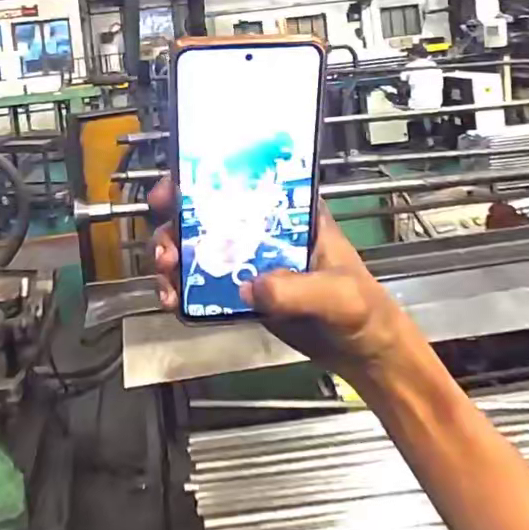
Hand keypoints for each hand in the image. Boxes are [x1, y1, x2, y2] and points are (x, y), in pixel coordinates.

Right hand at [150, 178, 421, 386]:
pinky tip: (173, 300)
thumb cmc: (361, 308)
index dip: (202, 177)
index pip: (242, 180)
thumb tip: (250, 288)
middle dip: (176, 221)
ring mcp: (248, 259)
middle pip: (206, 211)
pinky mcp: (239, 290)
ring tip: (166, 275)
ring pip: (196, 246)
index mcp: (290, 210)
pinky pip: (200, 283)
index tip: (174, 187)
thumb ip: (298, 290)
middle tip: (166, 243)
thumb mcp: (337, 293)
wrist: (363, 352)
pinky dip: (181, 288)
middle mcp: (262, 228)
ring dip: (172, 256)